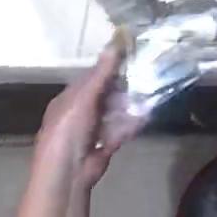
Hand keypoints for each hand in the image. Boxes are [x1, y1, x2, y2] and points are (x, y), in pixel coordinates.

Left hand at [32, 43, 136, 195]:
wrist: (68, 173)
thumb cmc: (69, 129)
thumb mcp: (85, 97)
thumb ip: (102, 73)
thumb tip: (114, 43)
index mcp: (69, 99)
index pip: (92, 77)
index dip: (110, 68)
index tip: (131, 58)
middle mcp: (80, 111)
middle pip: (106, 94)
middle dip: (123, 89)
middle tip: (144, 77)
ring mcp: (93, 129)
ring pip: (115, 111)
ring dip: (129, 107)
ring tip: (147, 97)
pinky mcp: (105, 143)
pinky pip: (121, 129)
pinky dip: (131, 124)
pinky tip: (144, 118)